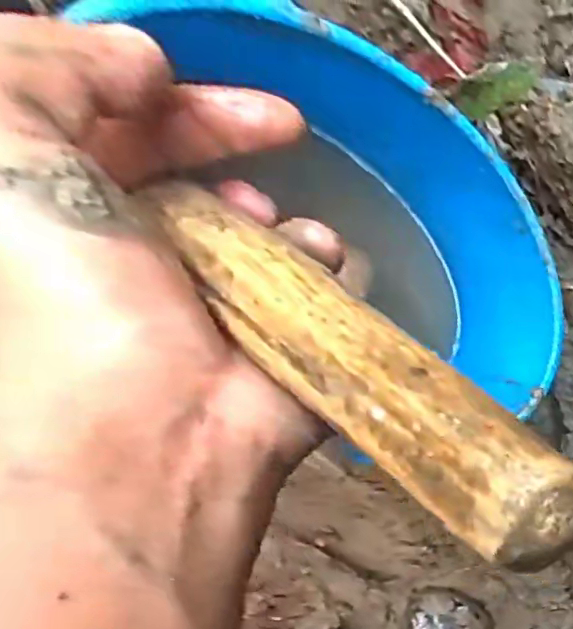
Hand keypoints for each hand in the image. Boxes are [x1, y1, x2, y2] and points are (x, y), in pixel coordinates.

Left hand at [0, 15, 339, 487]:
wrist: (157, 418)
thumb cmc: (56, 287)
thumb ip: (38, 69)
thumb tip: (135, 55)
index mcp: (39, 195)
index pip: (82, 114)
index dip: (127, 79)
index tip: (174, 69)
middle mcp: (120, 236)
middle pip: (177, 160)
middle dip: (222, 131)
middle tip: (284, 123)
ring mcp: (211, 287)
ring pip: (253, 219)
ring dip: (267, 210)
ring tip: (268, 227)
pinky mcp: (287, 328)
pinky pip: (317, 277)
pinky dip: (322, 262)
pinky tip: (315, 265)